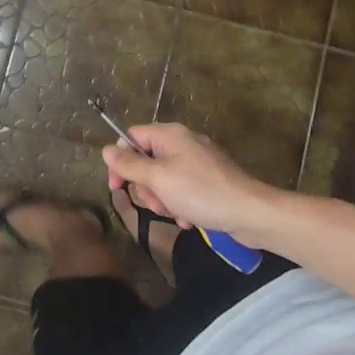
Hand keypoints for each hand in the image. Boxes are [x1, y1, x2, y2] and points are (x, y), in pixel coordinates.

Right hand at [102, 124, 279, 238]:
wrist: (248, 212)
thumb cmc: (200, 192)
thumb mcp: (159, 179)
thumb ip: (131, 164)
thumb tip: (107, 149)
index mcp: (171, 135)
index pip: (133, 137)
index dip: (121, 160)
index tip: (118, 186)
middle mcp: (184, 143)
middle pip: (147, 160)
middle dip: (147, 187)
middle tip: (157, 202)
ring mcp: (198, 162)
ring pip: (164, 179)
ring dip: (164, 200)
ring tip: (176, 213)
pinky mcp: (209, 180)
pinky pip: (182, 190)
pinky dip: (181, 205)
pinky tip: (189, 219)